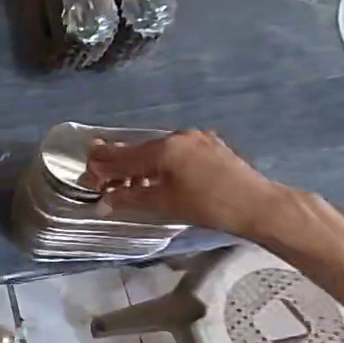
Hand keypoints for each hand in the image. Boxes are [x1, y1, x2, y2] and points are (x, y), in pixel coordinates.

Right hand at [84, 130, 343, 260]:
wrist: (257, 205)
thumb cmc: (208, 205)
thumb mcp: (164, 204)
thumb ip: (131, 199)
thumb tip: (104, 202)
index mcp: (165, 148)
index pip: (125, 156)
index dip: (103, 166)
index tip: (86, 172)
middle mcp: (179, 137)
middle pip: (140, 150)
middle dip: (118, 163)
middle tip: (99, 173)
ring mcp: (198, 140)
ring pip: (158, 152)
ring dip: (139, 166)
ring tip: (125, 180)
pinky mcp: (211, 149)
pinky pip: (175, 154)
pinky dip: (159, 165)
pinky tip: (155, 177)